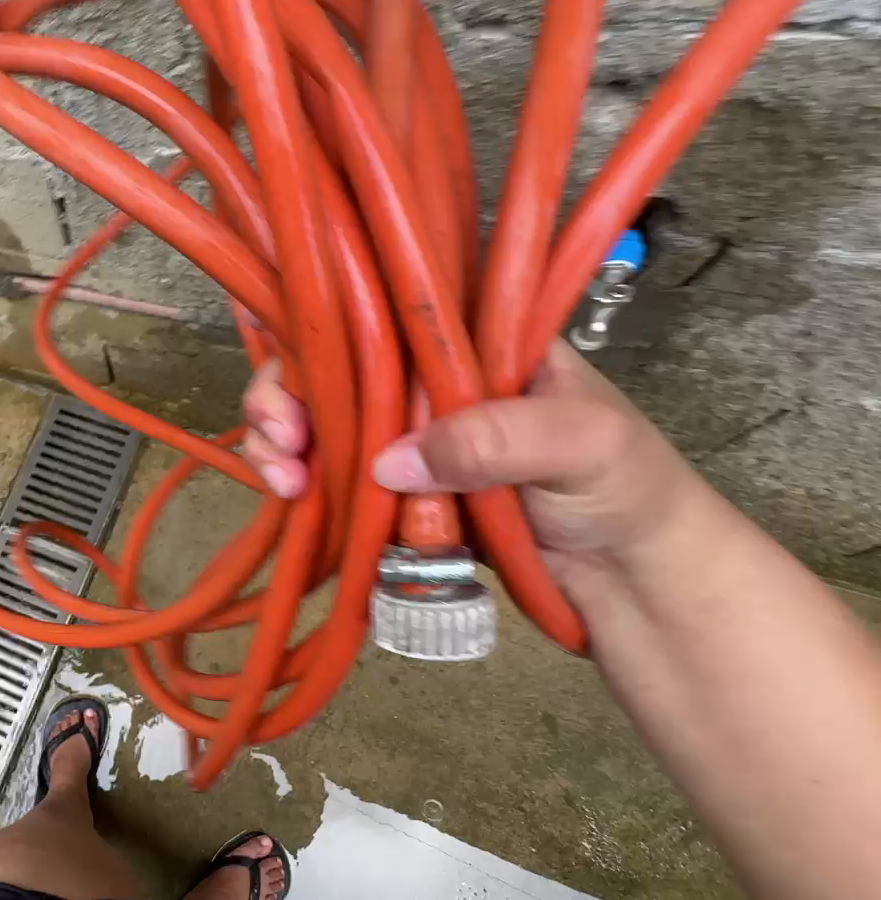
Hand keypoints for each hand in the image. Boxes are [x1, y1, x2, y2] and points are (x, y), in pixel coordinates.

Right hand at [241, 339, 711, 579]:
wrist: (623, 580)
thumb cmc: (623, 491)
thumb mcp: (584, 444)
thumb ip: (499, 438)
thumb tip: (388, 463)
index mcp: (464, 346)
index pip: (374, 319)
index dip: (321, 341)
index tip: (302, 389)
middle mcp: (418, 384)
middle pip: (323, 369)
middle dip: (281, 400)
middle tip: (285, 442)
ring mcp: (394, 438)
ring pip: (309, 422)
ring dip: (275, 445)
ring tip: (285, 484)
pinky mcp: (379, 489)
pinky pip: (318, 474)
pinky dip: (289, 483)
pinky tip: (289, 499)